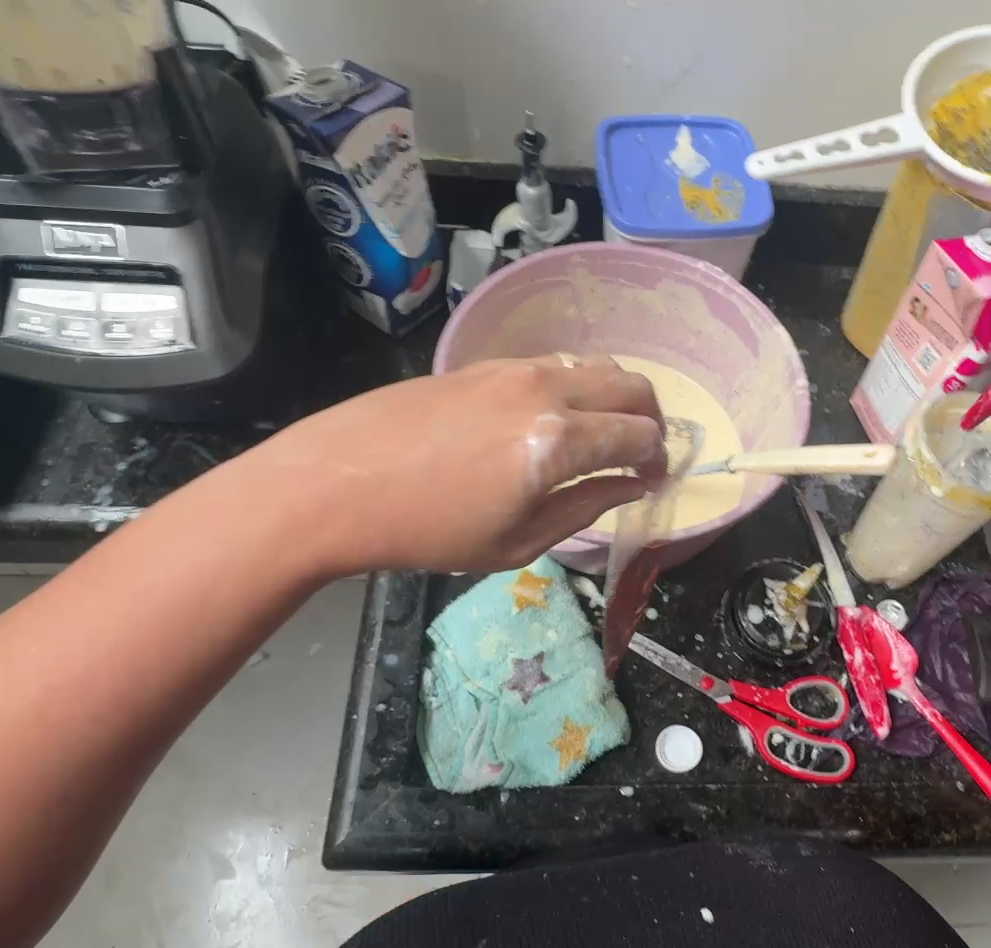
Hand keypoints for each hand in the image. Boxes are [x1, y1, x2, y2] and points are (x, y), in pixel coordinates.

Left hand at [236, 355, 664, 574]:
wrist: (332, 485)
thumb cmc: (427, 531)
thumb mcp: (518, 542)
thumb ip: (586, 507)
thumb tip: (633, 484)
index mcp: (558, 440)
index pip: (640, 435)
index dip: (658, 459)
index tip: (653, 478)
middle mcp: (545, 388)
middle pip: (630, 384)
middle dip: (650, 419)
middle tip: (640, 454)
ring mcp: (511, 368)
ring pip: (593, 366)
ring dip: (614, 398)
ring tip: (600, 437)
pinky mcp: (480, 363)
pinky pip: (553, 366)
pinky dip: (575, 388)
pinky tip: (551, 422)